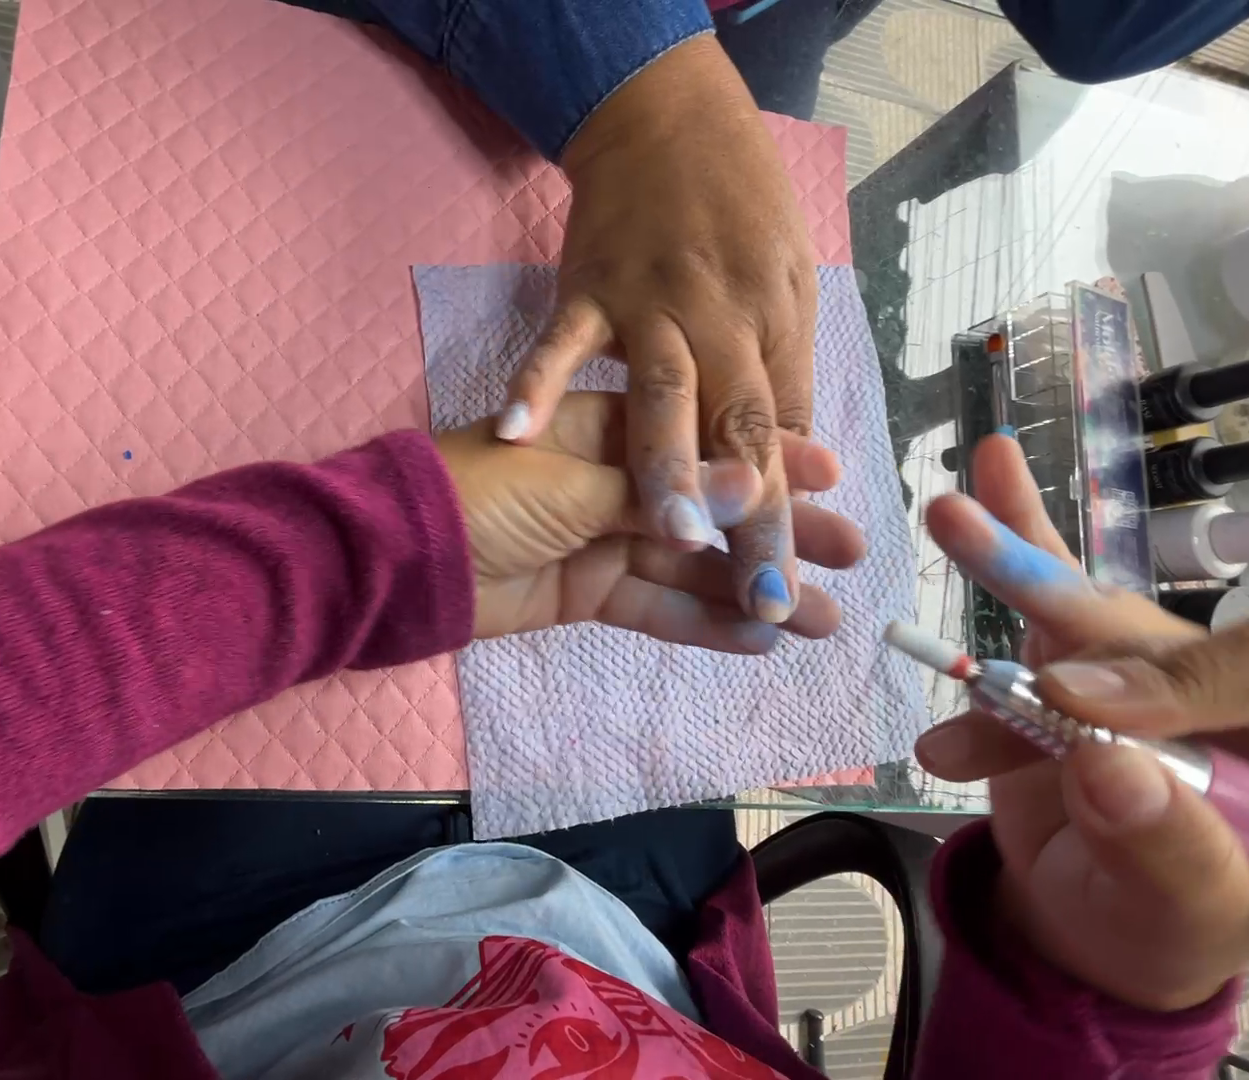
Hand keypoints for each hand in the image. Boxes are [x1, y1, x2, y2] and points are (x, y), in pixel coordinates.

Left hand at [438, 393, 862, 647]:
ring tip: (819, 616)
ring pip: (688, 567)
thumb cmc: (479, 495)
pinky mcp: (586, 593)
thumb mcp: (569, 483)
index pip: (698, 442)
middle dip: (773, 530)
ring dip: (748, 591)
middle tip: (848, 552)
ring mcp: (600, 541)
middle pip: (706, 508)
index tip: (827, 472)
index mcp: (607, 433)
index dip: (760, 458)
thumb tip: (748, 483)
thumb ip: (656, 493)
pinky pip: (652, 607)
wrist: (401, 559)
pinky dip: (697, 624)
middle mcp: (612, 483)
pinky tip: (756, 639)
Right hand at [496, 35, 819, 625]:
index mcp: (768, 332)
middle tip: (763, 595)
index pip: (776, 440)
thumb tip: (794, 462)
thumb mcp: (784, 285)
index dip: (783, 516)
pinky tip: (518, 429)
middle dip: (746, 519)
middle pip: (734, 434)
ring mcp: (647, 307)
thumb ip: (779, 375)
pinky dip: (535, 380)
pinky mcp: (583, 290)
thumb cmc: (735, 209)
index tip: (789, 588)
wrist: (667, 121)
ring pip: (661, 396)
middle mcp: (718, 327)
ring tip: (676, 535)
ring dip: (666, 467)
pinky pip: (556, 341)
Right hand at [916, 434, 1248, 1010]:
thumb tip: (1105, 770)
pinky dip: (1010, 543)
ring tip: (949, 519)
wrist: (1096, 914)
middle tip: (973, 544)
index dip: (1180, 676)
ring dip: (1007, 564)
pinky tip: (990, 471)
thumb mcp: (1184, 920)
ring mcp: (1149, 670)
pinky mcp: (1073, 662)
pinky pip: (1046, 598)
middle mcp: (1241, 692)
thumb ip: (1169, 854)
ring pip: (1084, 611)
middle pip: (1159, 632)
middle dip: (1063, 598)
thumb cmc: (1164, 928)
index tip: (1072, 706)